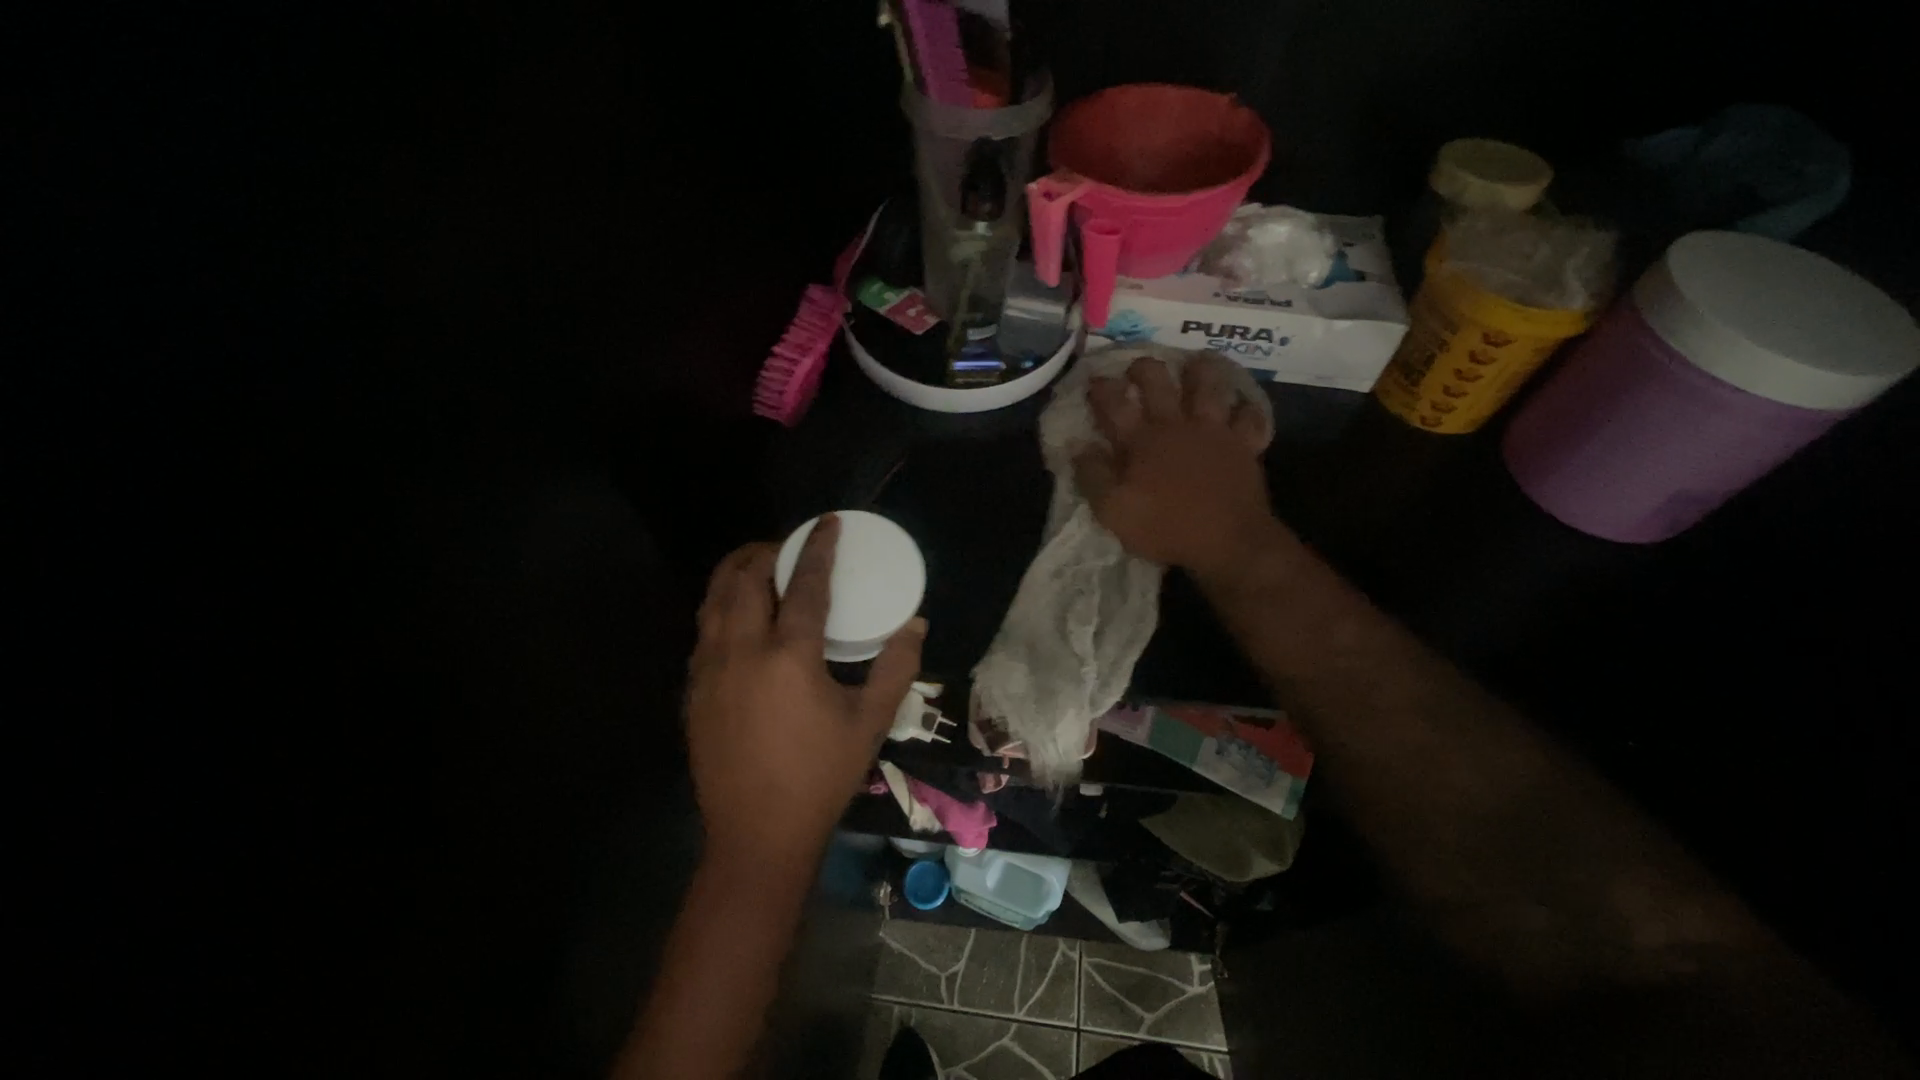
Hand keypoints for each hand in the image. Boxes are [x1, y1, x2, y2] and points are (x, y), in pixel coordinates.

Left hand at [685, 515, 925, 867]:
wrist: (757, 834)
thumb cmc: (821, 778)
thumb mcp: (870, 723)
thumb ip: (895, 668)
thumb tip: (916, 624)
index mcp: (789, 656)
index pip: (804, 584)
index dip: (817, 548)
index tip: (827, 522)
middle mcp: (741, 651)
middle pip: (743, 579)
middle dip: (764, 550)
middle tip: (788, 546)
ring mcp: (709, 671)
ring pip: (713, 601)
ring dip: (735, 574)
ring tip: (759, 567)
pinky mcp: (693, 691)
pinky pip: (703, 631)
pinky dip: (720, 608)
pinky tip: (739, 619)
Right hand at [1074, 355, 1284, 579]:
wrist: (1228, 542)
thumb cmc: (1166, 527)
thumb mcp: (1113, 511)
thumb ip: (1093, 476)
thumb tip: (1079, 447)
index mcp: (1141, 441)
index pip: (1114, 403)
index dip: (1101, 388)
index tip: (1093, 381)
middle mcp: (1176, 426)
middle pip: (1159, 382)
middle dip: (1145, 369)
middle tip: (1138, 367)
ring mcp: (1214, 432)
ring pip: (1209, 387)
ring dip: (1202, 371)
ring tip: (1197, 362)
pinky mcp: (1243, 446)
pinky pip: (1249, 418)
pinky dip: (1246, 409)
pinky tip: (1242, 405)